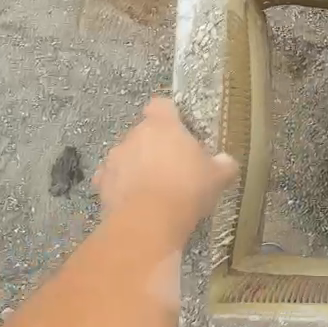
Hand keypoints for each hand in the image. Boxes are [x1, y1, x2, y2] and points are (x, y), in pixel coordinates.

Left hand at [93, 97, 238, 253]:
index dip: (169, 115)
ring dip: (137, 165)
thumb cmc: (187, 189)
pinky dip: (121, 186)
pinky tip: (135, 201)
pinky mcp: (101, 182)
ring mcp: (115, 158)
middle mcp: (135, 135)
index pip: (161, 105)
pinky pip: (112, 178)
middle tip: (174, 167)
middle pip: (144, 132)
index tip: (180, 129)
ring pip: (127, 155)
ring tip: (153, 188)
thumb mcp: (217, 177)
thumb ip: (223, 164)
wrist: (149, 222)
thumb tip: (226, 161)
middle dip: (156, 145)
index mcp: (163, 126)